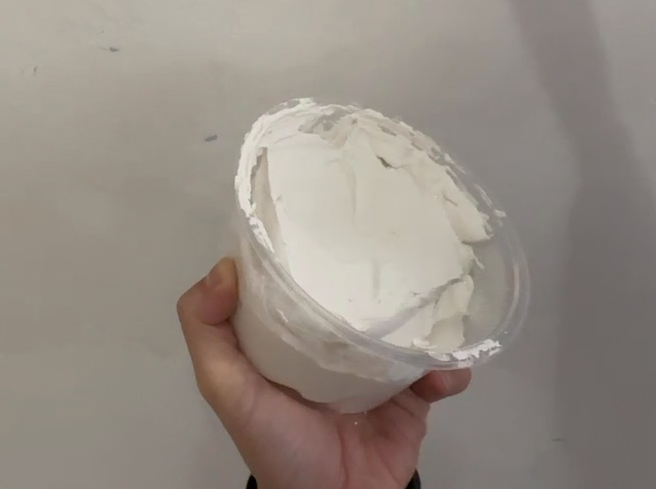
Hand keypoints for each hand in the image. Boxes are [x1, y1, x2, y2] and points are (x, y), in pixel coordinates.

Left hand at [177, 258, 470, 488]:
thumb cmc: (274, 443)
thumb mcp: (224, 385)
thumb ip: (205, 328)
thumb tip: (224, 266)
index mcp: (279, 332)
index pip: (284, 276)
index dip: (292, 246)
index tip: (308, 214)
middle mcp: (322, 342)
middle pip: (344, 291)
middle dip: (365, 269)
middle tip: (386, 239)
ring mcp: (368, 368)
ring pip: (395, 324)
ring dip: (418, 313)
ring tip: (434, 296)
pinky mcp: (407, 398)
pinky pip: (432, 372)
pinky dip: (446, 367)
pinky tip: (449, 365)